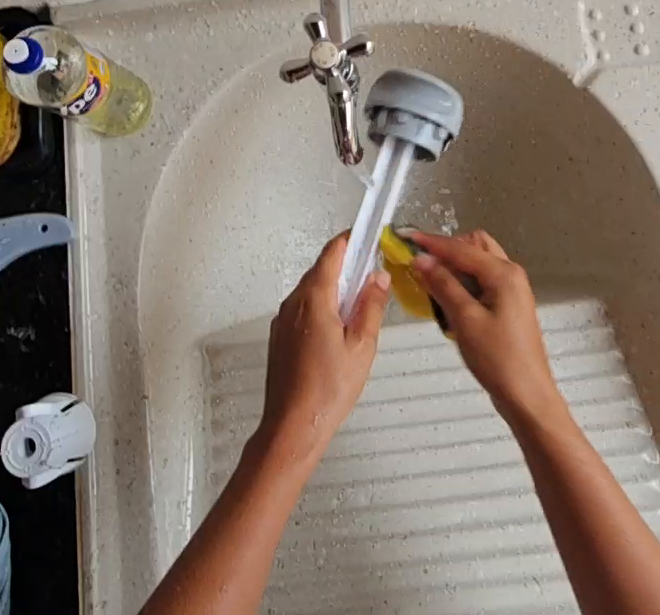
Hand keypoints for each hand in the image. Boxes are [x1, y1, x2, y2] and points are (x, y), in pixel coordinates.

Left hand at [256, 234, 389, 462]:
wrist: (293, 426)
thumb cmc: (328, 390)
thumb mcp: (363, 345)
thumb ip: (371, 306)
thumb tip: (378, 278)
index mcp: (314, 299)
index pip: (332, 253)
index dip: (351, 240)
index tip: (367, 234)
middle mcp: (294, 303)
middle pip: (322, 271)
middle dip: (347, 267)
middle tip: (372, 272)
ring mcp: (283, 320)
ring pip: (312, 291)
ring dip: (335, 290)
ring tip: (360, 308)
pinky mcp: (280, 337)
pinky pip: (303, 310)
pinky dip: (322, 308)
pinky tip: (339, 330)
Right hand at [406, 229, 566, 424]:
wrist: (527, 395)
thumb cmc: (498, 359)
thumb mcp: (465, 319)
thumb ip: (443, 285)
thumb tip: (421, 259)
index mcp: (503, 273)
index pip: (461, 248)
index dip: (432, 243)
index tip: (406, 237)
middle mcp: (510, 274)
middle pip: (475, 246)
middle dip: (447, 250)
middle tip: (423, 264)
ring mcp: (512, 289)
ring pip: (478, 262)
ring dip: (455, 266)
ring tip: (432, 283)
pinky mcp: (508, 305)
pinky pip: (482, 280)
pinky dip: (463, 282)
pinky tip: (449, 300)